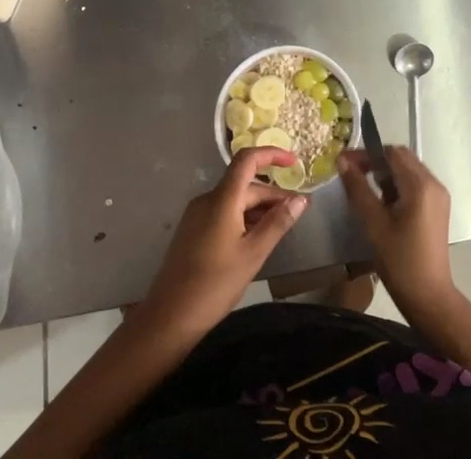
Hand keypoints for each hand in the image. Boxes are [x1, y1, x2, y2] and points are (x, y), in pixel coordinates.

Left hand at [138, 146, 309, 335]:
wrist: (170, 316)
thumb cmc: (215, 284)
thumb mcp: (253, 253)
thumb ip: (278, 223)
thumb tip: (301, 199)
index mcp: (222, 200)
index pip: (247, 160)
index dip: (271, 154)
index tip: (294, 163)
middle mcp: (207, 200)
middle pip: (245, 185)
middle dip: (273, 195)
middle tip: (298, 213)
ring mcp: (197, 215)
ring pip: (235, 201)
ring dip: (260, 209)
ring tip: (282, 227)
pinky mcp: (193, 231)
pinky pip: (224, 214)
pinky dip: (244, 219)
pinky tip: (257, 238)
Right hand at [338, 146, 454, 314]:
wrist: (428, 295)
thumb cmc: (399, 260)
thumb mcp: (373, 223)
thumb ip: (358, 189)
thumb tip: (343, 162)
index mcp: (421, 185)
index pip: (393, 153)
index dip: (367, 154)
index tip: (344, 162)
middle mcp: (434, 184)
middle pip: (403, 158)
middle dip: (376, 162)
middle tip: (352, 174)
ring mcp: (439, 196)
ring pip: (409, 171)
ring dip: (387, 174)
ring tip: (365, 191)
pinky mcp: (438, 208)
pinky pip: (416, 185)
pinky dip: (398, 186)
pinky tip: (383, 204)